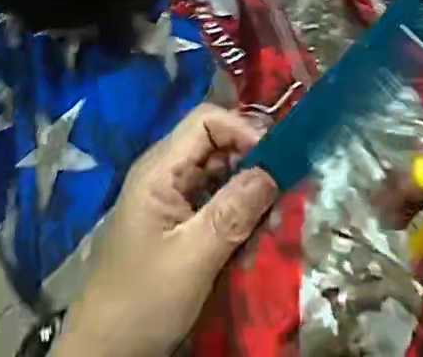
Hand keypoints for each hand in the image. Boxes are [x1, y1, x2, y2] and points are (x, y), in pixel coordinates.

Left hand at [52, 105, 279, 356]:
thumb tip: (274, 170)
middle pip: (215, 143)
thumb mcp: (193, 258)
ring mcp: (168, 198)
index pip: (206, 120)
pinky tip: (253, 233)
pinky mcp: (175, 223)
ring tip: (272, 215)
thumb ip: (233, 211)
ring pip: (219, 172)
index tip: (274, 161)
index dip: (242, 130)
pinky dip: (236, 209)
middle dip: (251, 161)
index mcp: (159, 169)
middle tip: (280, 191)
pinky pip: (213, 199)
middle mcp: (164, 173)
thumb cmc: (142, 302)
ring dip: (247, 189)